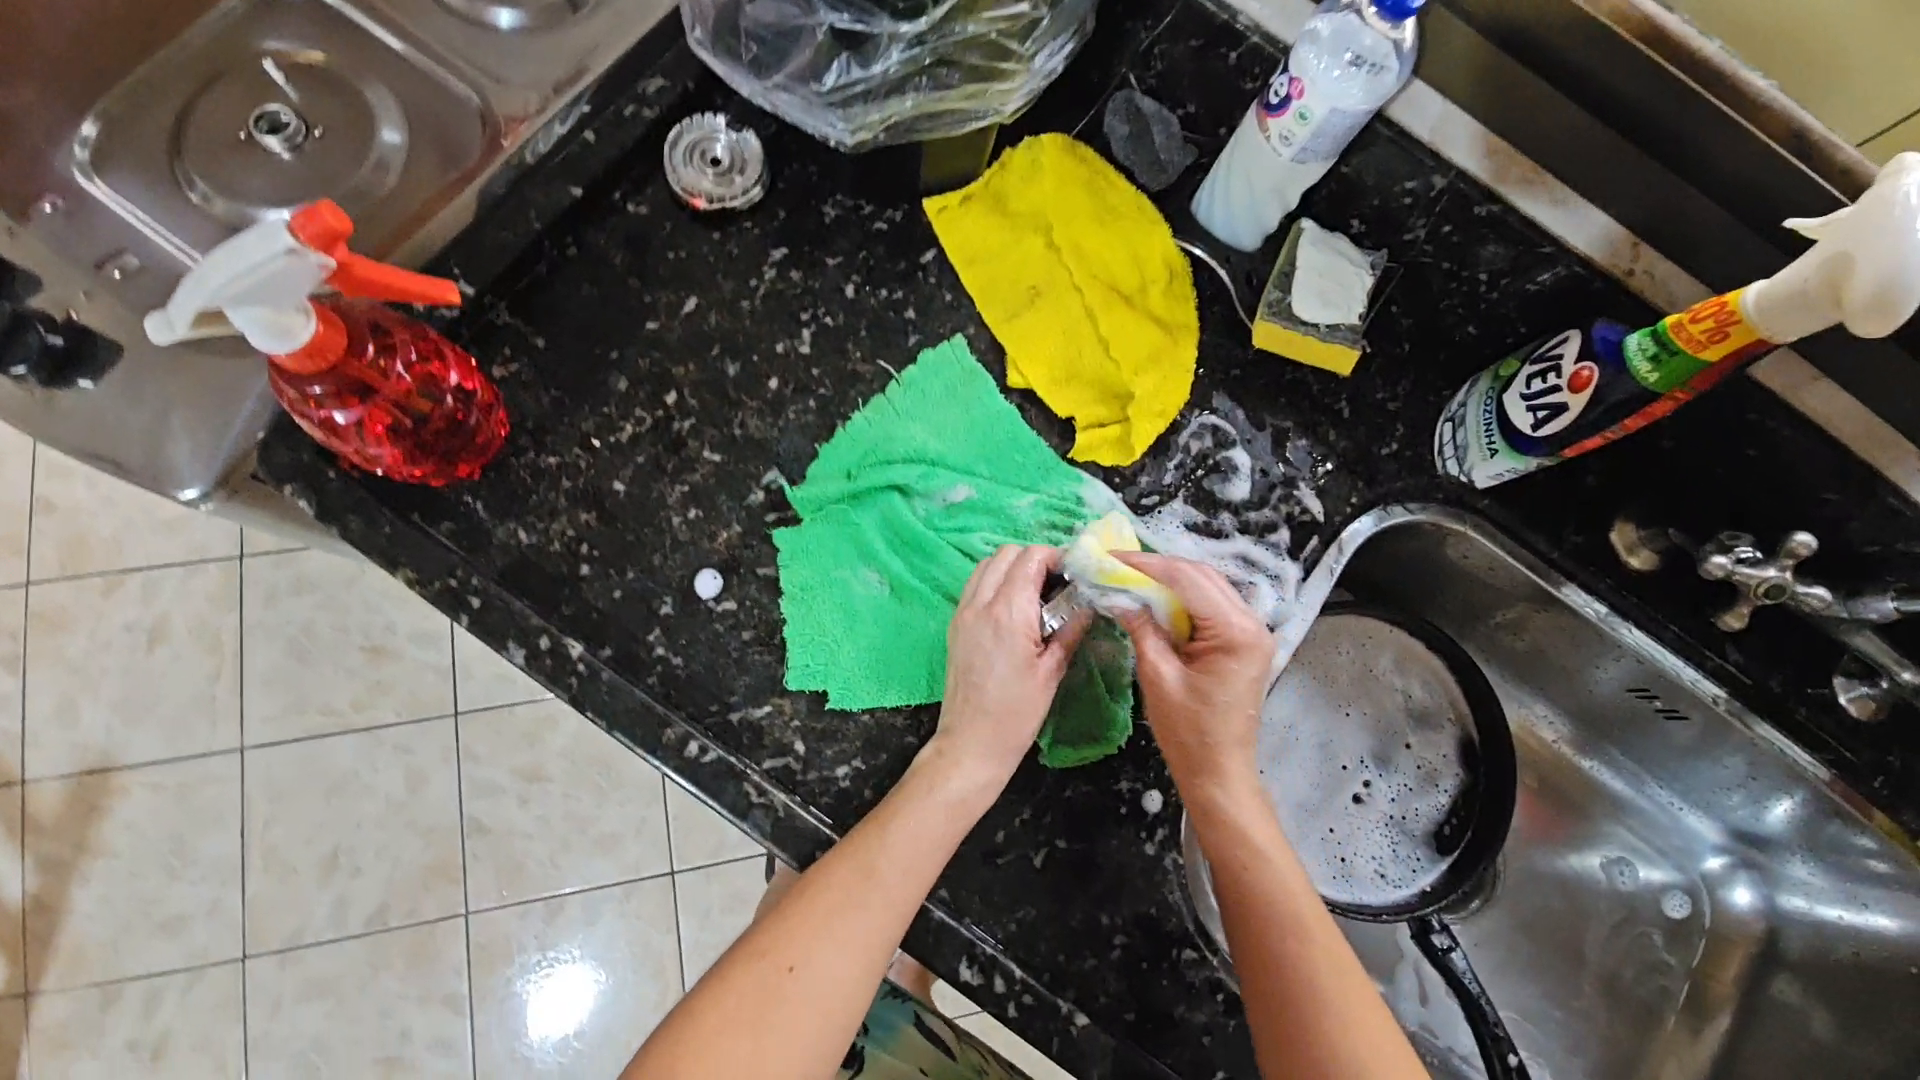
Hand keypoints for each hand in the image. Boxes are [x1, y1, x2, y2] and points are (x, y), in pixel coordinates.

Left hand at [930, 545, 1088, 788]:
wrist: (971, 742)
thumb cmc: (1017, 712)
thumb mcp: (1052, 670)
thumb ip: (1070, 628)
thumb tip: (1089, 602)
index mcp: (1007, 612)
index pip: (1030, 558)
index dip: (1056, 558)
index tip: (1074, 575)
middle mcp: (980, 604)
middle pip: (1006, 554)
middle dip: (1035, 559)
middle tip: (1058, 584)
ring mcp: (963, 612)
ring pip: (987, 565)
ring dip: (1013, 568)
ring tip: (1037, 594)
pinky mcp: (955, 625)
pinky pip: (975, 586)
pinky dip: (995, 583)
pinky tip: (1015, 609)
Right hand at [1113, 552, 1275, 799]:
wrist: (1218, 771)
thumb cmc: (1188, 732)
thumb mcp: (1157, 676)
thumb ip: (1141, 628)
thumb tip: (1118, 595)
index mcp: (1235, 632)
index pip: (1187, 579)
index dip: (1147, 564)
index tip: (1112, 558)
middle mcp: (1252, 624)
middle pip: (1202, 576)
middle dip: (1158, 568)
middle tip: (1118, 566)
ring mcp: (1252, 632)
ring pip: (1208, 586)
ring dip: (1170, 581)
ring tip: (1132, 578)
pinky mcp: (1243, 641)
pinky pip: (1211, 605)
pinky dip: (1183, 599)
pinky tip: (1156, 600)